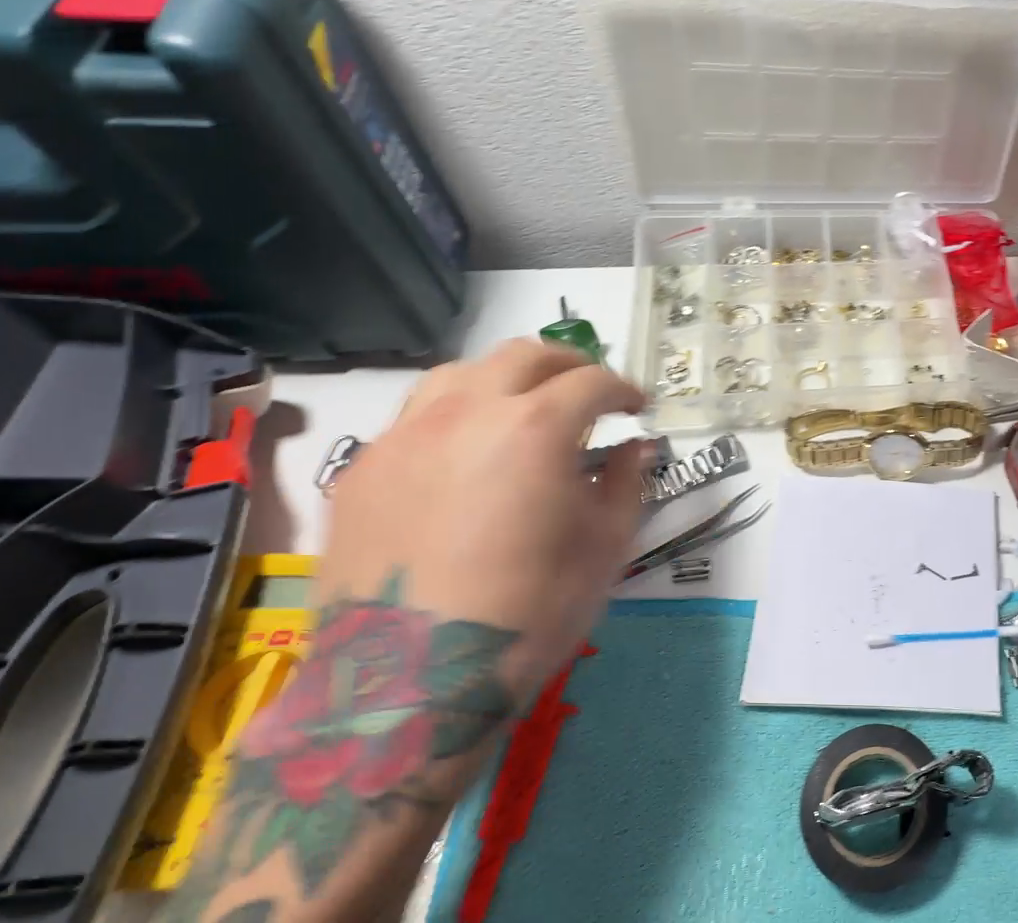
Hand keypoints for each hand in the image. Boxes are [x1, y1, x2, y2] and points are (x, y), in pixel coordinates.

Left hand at [321, 338, 652, 702]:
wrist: (406, 683)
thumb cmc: (529, 613)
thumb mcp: (605, 549)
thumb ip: (626, 484)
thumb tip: (633, 449)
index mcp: (535, 427)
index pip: (591, 381)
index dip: (623, 390)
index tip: (636, 409)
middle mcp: (465, 412)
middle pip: (523, 356)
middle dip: (568, 364)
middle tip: (588, 393)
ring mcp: (402, 437)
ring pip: (458, 374)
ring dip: (504, 380)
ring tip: (522, 410)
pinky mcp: (360, 471)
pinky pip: (414, 419)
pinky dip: (455, 418)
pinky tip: (465, 460)